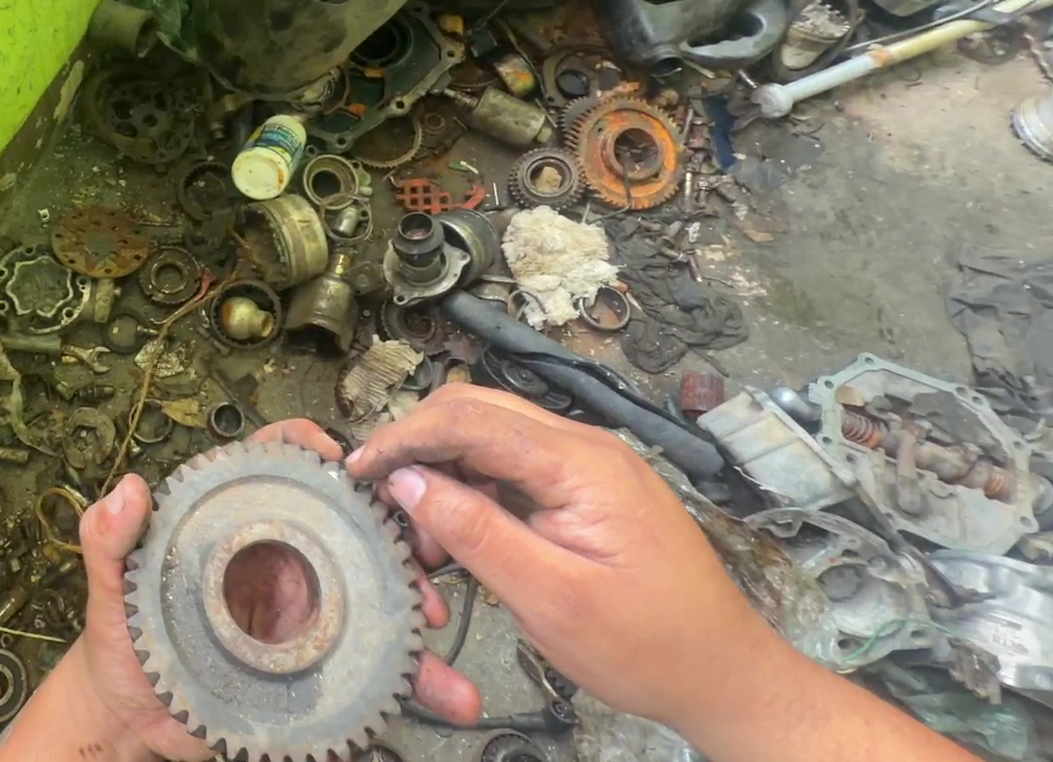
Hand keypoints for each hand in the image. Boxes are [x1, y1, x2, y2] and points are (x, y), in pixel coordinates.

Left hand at [73, 418, 481, 759]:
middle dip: (386, 532)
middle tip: (414, 563)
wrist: (131, 718)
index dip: (313, 448)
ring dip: (409, 607)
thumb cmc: (119, 637)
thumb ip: (107, 537)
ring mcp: (297, 604)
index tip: (347, 463)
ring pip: (367, 590)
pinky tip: (440, 691)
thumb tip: (128, 490)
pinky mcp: (311, 659)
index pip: (276, 461)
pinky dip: (408, 674)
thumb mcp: (106, 584)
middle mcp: (272, 550)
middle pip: (341, 521)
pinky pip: (367, 657)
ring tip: (436, 634)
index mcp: (230, 520)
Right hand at [346, 385, 784, 728]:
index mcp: (579, 463)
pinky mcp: (577, 481)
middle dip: (415, 443)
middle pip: (472, 409)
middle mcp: (579, 443)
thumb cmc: (646, 648)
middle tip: (381, 492)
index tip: (358, 469)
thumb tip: (404, 480)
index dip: (404, 437)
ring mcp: (581, 459)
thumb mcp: (552, 600)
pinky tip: (454, 526)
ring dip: (438, 465)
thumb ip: (474, 532)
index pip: (468, 420)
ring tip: (419, 525)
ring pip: (482, 431)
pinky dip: (465, 484)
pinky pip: (503, 461)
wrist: (729, 678)